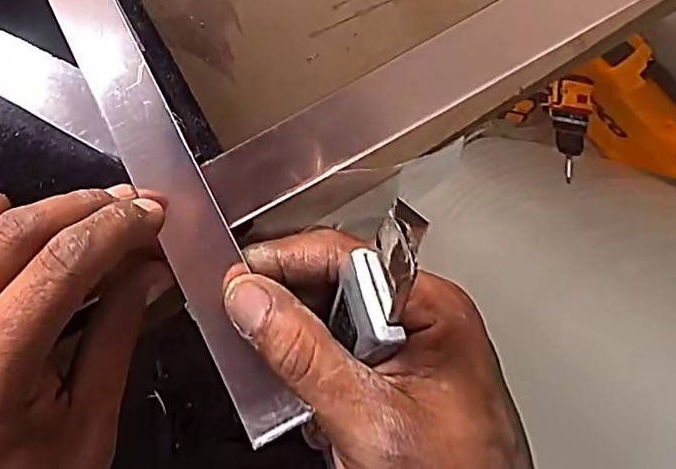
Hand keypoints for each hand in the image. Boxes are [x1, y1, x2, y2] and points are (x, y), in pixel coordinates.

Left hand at [0, 187, 172, 468]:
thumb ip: (118, 335)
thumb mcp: (85, 434)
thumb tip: (145, 265)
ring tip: (42, 228)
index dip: (117, 225)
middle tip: (125, 208)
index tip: (149, 213)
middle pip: (14, 229)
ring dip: (0, 205)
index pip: (62, 260)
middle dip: (85, 206)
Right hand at [224, 228, 531, 468]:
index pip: (346, 255)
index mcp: (433, 308)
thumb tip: (251, 297)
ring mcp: (416, 349)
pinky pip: (346, 350)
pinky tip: (304, 394)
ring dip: (301, 339)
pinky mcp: (403, 379)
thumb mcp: (369, 420)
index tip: (242, 273)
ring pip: (338, 317)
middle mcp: (427, 317)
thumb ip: (304, 355)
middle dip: (292, 300)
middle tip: (246, 313)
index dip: (289, 259)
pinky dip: (315, 366)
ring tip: (272, 360)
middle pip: (339, 282)